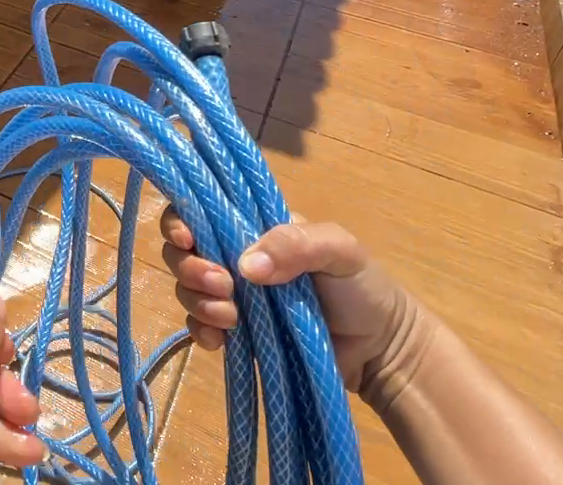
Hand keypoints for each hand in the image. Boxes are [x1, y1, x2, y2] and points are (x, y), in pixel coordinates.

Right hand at [159, 209, 415, 393]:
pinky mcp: (234, 332)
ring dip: (197, 300)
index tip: (186, 239)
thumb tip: (245, 265)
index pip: (196, 210)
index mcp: (249, 226)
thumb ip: (294, 244)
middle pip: (180, 250)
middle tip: (223, 286)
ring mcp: (231, 295)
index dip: (178, 220)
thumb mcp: (339, 250)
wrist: (384, 352)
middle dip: (190, 267)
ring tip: (231, 318)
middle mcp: (231, 255)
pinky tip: (220, 340)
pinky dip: (200, 331)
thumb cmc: (363, 287)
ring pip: (186, 287)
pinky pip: (198, 326)